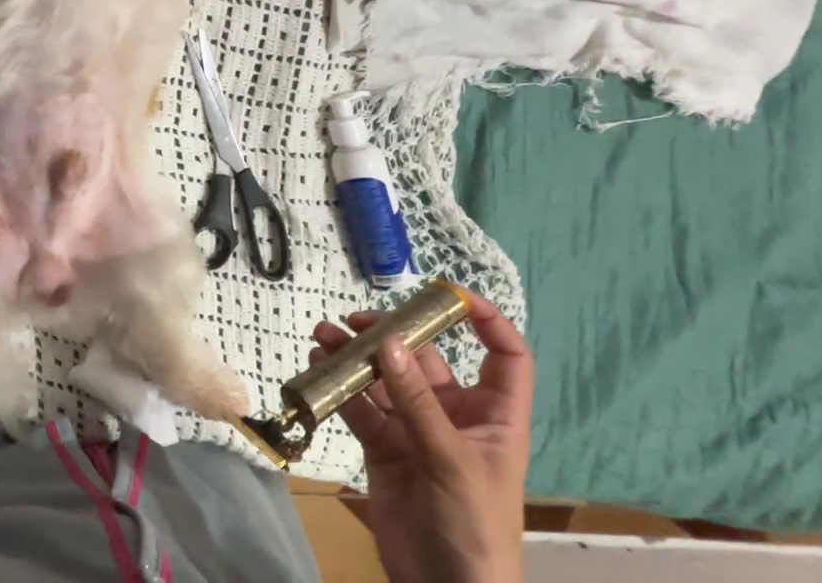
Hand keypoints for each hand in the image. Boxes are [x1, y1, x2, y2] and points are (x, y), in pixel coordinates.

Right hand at [311, 293, 532, 582]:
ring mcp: (415, 431)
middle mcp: (454, 415)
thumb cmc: (474, 526)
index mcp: (493, 416)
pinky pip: (360, 409)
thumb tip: (388, 341)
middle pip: (424, 360)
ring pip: (385, 381)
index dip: (485, 321)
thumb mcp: (451, 461)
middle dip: (390, 335)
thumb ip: (415, 402)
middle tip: (352, 321)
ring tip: (322, 337)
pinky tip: (317, 370)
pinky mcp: (383, 449)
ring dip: (355, 357)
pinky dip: (339, 388)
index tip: (448, 294)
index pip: (504, 356)